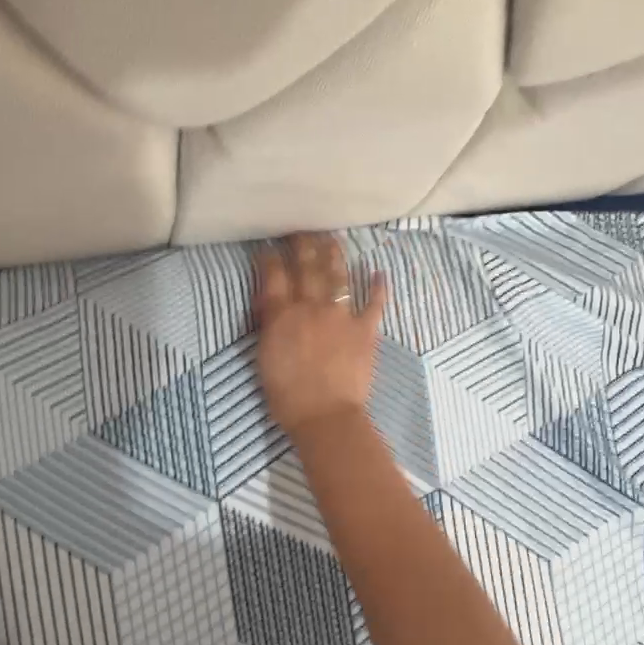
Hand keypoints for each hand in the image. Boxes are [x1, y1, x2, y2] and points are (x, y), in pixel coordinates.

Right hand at [254, 232, 388, 439]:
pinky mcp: (365, 330)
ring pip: (338, 276)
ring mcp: (341, 317)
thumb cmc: (287, 396)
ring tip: (332, 237)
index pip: (273, 276)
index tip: (268, 247)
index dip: (270, 258)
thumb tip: (269, 304)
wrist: (325, 415)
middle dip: (303, 244)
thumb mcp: (264, 358)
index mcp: (282, 316)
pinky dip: (378, 287)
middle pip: (307, 267)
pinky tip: (378, 272)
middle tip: (301, 229)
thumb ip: (268, 326)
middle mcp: (311, 308)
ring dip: (334, 254)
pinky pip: (374, 303)